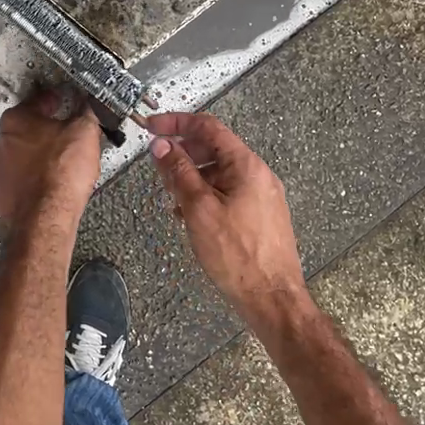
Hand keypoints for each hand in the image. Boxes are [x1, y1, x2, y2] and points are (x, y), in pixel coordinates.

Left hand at [0, 89, 103, 227]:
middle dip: (40, 128)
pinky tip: (39, 181)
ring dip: (30, 153)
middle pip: (23, 126)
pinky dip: (24, 175)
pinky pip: (11, 175)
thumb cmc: (63, 171)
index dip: (53, 101)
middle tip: (60, 135)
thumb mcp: (84, 133)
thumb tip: (91, 102)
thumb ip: (87, 111)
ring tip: (52, 162)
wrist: (45, 217)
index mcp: (17, 119)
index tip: (61, 103)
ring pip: (15, 151)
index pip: (37, 101)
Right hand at [148, 112, 307, 322]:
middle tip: (158, 167)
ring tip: (172, 197)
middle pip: (214, 148)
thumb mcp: (199, 208)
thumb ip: (178, 171)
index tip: (150, 127)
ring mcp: (263, 196)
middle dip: (182, 153)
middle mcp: (258, 174)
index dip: (176, 122)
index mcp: (246, 165)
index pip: (207, 127)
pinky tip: (191, 216)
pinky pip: (229, 192)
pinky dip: (206, 194)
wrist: (274, 301)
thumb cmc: (236, 253)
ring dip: (192, 176)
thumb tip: (160, 144)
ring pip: (220, 172)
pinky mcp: (262, 216)